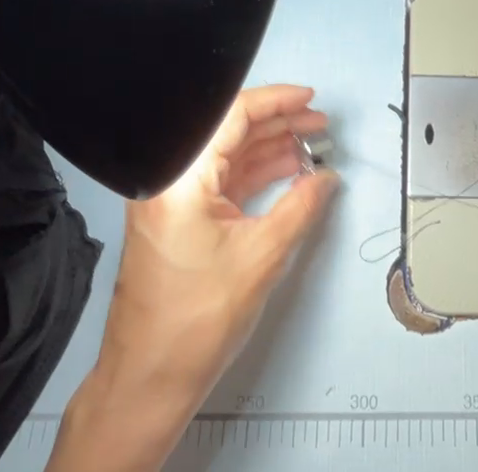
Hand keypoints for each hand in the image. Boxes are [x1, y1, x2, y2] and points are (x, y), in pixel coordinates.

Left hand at [48, 85, 338, 471]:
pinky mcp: (177, 217)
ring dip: (269, 148)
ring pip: (225, 155)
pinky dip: (254, 173)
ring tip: (313, 146)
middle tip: (320, 125)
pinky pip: (219, 180)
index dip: (275, 102)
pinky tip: (289, 171)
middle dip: (277, 124)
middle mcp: (168, 179)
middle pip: (227, 131)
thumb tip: (327, 177)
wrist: (150, 378)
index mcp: (178, 179)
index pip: (229, 117)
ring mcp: (170, 198)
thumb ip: (301, 206)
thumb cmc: (200, 319)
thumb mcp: (262, 256)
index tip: (310, 100)